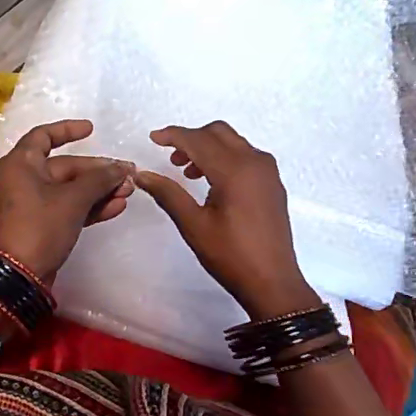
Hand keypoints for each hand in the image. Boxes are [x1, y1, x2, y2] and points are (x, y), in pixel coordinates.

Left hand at [0, 119, 134, 283]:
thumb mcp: (73, 199)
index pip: (43, 136)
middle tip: (127, 175)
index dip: (68, 130)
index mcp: (21, 164)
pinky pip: (69, 208)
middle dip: (98, 172)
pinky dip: (90, 207)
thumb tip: (122, 168)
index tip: (92, 130)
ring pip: (70, 190)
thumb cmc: (40, 227)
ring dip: (99, 190)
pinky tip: (117, 207)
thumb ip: (100, 180)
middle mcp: (24, 180)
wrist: (19, 275)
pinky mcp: (42, 225)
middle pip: (65, 167)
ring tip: (128, 192)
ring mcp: (33, 204)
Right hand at [133, 122, 320, 318]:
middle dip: (192, 138)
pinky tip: (212, 182)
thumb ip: (168, 194)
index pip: (198, 140)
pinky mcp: (272, 183)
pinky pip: (246, 156)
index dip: (173, 135)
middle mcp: (255, 162)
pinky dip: (225, 158)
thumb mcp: (194, 225)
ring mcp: (267, 172)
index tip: (153, 138)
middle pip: (218, 133)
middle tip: (171, 157)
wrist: (272, 282)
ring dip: (208, 147)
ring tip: (188, 172)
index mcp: (234, 170)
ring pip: (234, 142)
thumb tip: (142, 174)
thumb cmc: (230, 256)